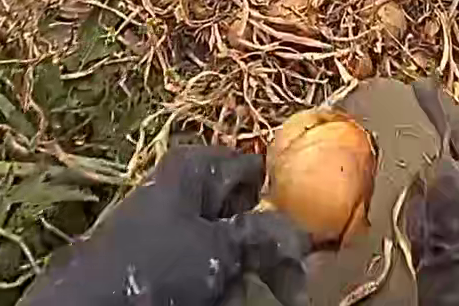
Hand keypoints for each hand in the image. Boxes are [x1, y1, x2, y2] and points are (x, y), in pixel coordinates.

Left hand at [23, 145, 309, 305]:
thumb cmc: (153, 265)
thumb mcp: (219, 247)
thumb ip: (266, 234)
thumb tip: (305, 238)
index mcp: (198, 165)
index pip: (256, 169)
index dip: (279, 200)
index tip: (300, 238)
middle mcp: (185, 188)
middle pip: (243, 212)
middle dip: (262, 249)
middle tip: (284, 284)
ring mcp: (170, 225)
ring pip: (226, 247)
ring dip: (241, 275)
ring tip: (236, 296)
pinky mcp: (159, 261)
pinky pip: (203, 267)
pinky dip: (217, 286)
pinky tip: (218, 300)